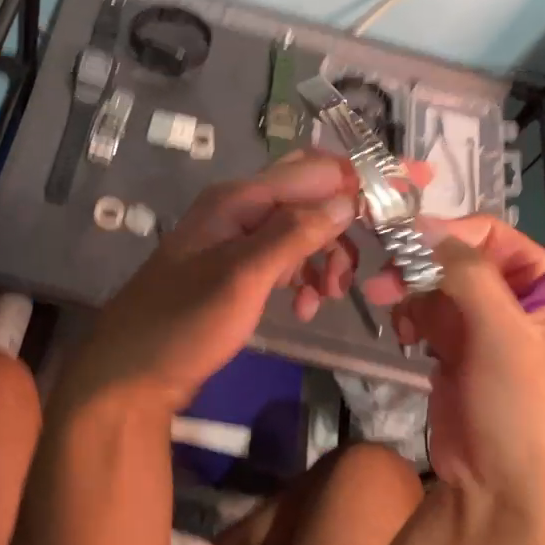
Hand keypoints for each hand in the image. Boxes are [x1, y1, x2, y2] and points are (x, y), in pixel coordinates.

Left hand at [54, 153, 360, 417]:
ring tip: (330, 296)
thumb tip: (347, 200)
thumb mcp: (243, 277)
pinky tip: (305, 308)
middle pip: (310, 196)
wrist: (131, 374)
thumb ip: (294, 234)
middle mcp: (238, 209)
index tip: (412, 189)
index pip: (314, 169)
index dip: (361, 178)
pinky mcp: (236, 270)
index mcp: (238, 199)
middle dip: (346, 223)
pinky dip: (303, 278)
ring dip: (326, 257)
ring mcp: (236, 240)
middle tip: (371, 260)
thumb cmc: (184, 323)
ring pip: (301, 230)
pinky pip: (284, 259)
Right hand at [364, 215, 544, 517]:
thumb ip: (466, 272)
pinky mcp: (459, 348)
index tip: (400, 243)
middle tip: (380, 282)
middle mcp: (521, 297)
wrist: (504, 490)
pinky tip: (403, 334)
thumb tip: (425, 226)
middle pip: (458, 257)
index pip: (492, 234)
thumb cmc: (520, 407)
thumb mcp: (501, 334)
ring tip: (389, 312)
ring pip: (437, 284)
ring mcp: (487, 324)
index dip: (446, 234)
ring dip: (410, 292)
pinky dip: (411, 316)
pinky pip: (428, 313)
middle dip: (419, 267)